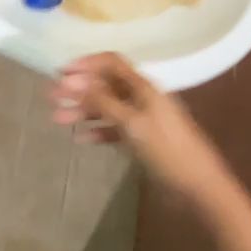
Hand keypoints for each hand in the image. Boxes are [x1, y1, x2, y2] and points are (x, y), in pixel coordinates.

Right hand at [51, 52, 232, 206]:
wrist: (198, 187)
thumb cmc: (167, 150)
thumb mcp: (132, 123)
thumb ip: (103, 101)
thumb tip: (73, 81)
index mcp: (143, 87)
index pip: (111, 63)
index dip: (85, 64)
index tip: (61, 72)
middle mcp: (141, 98)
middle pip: (105, 85)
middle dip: (78, 89)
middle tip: (51, 96)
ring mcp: (142, 120)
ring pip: (107, 108)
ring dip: (83, 111)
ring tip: (58, 119)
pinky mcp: (142, 141)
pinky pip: (114, 130)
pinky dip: (98, 131)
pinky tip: (82, 139)